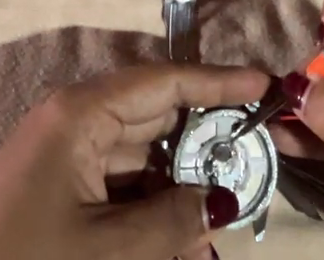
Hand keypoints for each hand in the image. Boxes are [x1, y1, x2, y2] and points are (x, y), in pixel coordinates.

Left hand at [0, 63, 269, 259]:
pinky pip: (119, 186)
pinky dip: (152, 205)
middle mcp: (74, 121)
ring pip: (142, 156)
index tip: (265, 85)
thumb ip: (171, 221)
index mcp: (80, 113)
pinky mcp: (57, 190)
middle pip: (156, 116)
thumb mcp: (106, 250)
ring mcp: (64, 156)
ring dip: (180, 183)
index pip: (163, 81)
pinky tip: (182, 233)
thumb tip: (222, 201)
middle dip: (205, 141)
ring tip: (224, 209)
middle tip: (256, 157)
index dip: (217, 82)